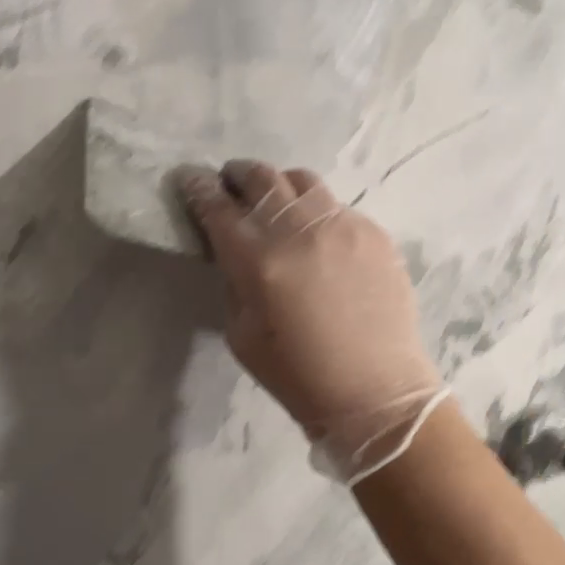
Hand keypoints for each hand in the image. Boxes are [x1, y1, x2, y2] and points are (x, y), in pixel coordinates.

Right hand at [177, 160, 447, 479]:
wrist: (374, 390)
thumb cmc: (296, 373)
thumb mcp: (240, 334)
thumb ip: (234, 282)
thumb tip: (237, 253)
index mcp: (256, 260)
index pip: (217, 207)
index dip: (198, 187)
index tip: (190, 177)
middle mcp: (298, 231)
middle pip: (261, 178)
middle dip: (238, 174)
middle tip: (230, 180)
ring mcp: (341, 227)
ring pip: (302, 181)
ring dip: (279, 184)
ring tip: (274, 198)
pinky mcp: (373, 233)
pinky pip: (336, 206)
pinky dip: (316, 211)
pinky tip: (315, 235)